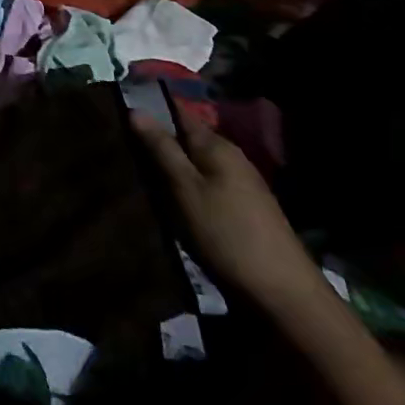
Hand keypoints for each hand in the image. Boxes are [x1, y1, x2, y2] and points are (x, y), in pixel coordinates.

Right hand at [131, 108, 320, 305]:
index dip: (151, 109)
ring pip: (196, 164)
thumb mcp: (185, 189)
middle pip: (187, 138)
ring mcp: (241, 184)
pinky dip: (185, 186)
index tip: (121, 110)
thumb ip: (161, 148)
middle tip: (122, 146)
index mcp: (217, 146)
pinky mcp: (244, 210)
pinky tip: (170, 200)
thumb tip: (135, 109)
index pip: (179, 112)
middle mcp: (231, 157)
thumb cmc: (226, 234)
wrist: (283, 294)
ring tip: (139, 173)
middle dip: (158, 140)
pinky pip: (205, 185)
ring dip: (171, 166)